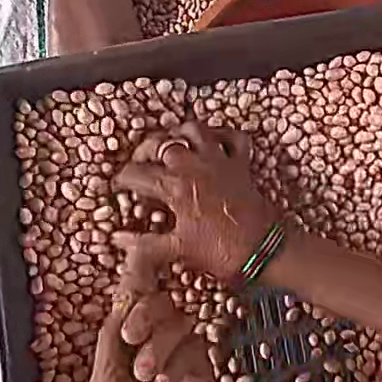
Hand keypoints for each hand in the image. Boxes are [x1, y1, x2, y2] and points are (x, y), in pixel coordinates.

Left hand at [76, 250, 216, 381]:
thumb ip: (114, 336)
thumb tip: (124, 290)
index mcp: (123, 351)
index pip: (133, 305)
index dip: (136, 279)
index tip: (138, 250)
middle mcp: (154, 350)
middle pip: (160, 305)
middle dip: (146, 312)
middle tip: (132, 339)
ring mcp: (180, 365)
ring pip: (180, 323)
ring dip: (160, 341)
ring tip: (145, 376)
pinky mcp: (204, 381)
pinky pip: (196, 350)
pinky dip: (176, 362)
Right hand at [112, 121, 274, 281]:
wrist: (265, 250)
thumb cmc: (220, 251)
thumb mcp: (179, 249)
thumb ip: (145, 245)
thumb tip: (117, 240)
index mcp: (174, 187)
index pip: (137, 174)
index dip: (123, 179)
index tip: (119, 186)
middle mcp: (194, 166)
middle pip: (161, 143)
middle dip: (146, 151)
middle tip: (141, 164)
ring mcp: (219, 161)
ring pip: (195, 130)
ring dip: (180, 134)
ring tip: (172, 145)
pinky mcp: (240, 164)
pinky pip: (233, 137)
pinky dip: (222, 134)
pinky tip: (213, 142)